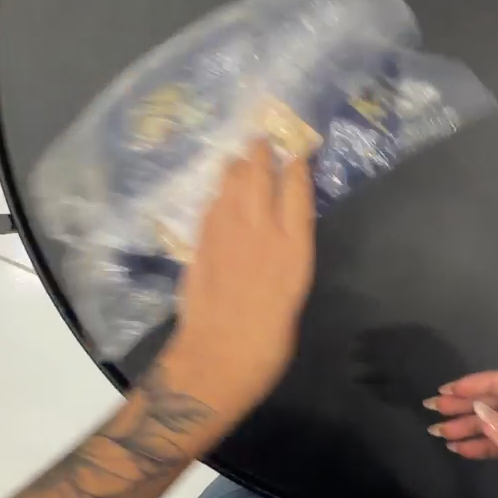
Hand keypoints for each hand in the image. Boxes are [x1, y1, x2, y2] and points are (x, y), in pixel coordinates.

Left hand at [159, 140, 315, 419]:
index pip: (297, 189)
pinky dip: (217, 192)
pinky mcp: (199, 244)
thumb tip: (282, 238)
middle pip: (259, 176)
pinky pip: (210, 206)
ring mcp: (225, 234)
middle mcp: (260, 230)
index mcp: (293, 247)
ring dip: (236, 166)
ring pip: (231, 185)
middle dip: (260, 152)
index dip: (297, 164)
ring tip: (240, 155)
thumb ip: (288, 258)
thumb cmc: (269, 343)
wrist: (216, 360)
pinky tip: (219, 190)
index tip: (297, 149)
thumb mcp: (294, 296)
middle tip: (260, 137)